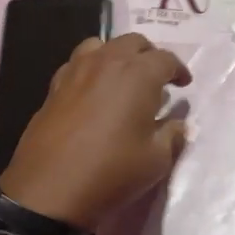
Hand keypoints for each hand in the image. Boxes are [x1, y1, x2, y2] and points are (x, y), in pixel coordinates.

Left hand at [0, 33, 190, 229]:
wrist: (50, 191)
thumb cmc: (112, 172)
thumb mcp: (156, 159)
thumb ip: (172, 135)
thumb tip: (178, 124)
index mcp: (138, 75)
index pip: (166, 59)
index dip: (179, 70)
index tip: (184, 85)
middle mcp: (106, 63)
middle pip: (133, 42)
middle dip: (150, 56)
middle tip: (157, 79)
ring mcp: (75, 72)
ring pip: (101, 46)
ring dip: (118, 56)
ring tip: (124, 78)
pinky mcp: (54, 88)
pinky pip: (77, 64)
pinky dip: (92, 69)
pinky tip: (94, 93)